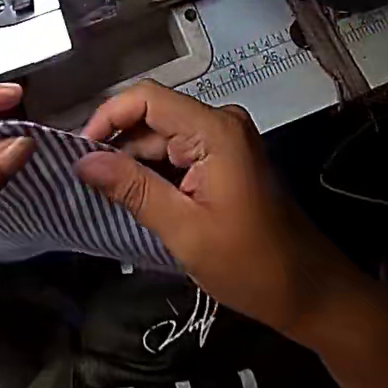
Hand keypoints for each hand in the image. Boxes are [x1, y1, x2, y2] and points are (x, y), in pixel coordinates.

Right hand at [73, 80, 367, 345]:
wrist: (307, 289)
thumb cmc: (250, 263)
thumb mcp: (184, 229)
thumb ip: (133, 189)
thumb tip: (83, 161)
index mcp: (214, 130)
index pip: (148, 98)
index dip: (108, 116)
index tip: (80, 151)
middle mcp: (219, 121)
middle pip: (152, 116)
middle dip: (118, 145)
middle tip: (88, 182)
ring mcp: (223, 136)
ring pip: (161, 135)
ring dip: (134, 162)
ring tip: (108, 195)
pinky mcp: (223, 154)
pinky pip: (177, 150)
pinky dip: (154, 171)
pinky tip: (137, 196)